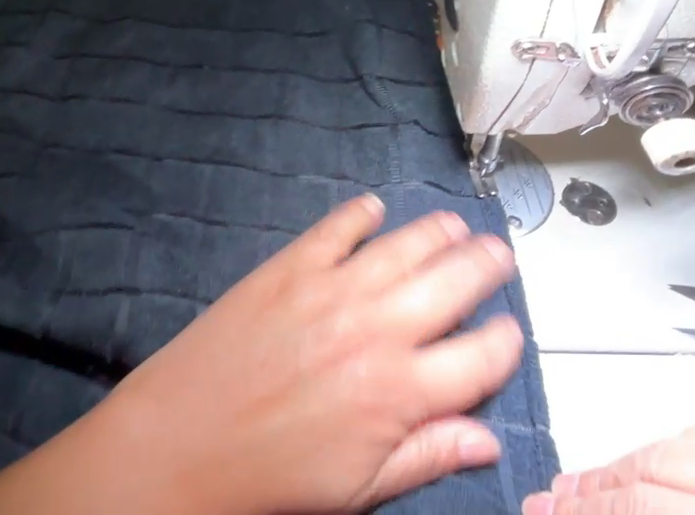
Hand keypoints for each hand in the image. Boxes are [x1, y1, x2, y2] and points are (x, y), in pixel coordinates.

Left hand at [0, 194, 524, 514]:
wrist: (184, 439)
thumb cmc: (272, 475)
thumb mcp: (359, 488)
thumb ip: (427, 455)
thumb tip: (487, 437)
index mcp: (400, 392)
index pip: (480, 358)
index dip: (504, 342)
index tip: (509, 332)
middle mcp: (377, 330)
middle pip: (452, 284)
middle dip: (484, 266)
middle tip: (498, 252)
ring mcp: (330, 289)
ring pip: (401, 247)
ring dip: (434, 232)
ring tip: (453, 223)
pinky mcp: (287, 267)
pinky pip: (334, 230)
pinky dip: (357, 215)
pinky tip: (372, 207)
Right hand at [523, 419, 694, 514]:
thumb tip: (605, 510)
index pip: (651, 508)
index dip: (592, 513)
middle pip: (653, 473)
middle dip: (592, 494)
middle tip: (548, 505)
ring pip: (672, 446)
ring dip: (616, 471)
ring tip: (575, 490)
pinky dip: (663, 457)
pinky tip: (632, 472)